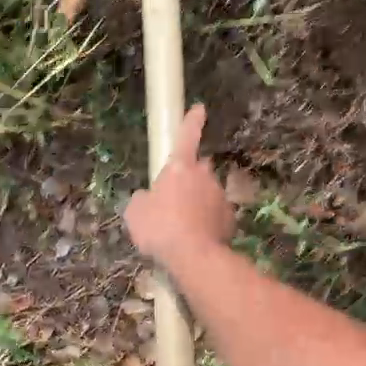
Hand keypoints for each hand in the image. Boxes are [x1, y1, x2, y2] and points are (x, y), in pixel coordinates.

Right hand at [123, 105, 234, 263]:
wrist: (193, 256)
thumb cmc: (160, 228)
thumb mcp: (135, 213)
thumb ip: (141, 199)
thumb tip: (147, 197)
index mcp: (180, 168)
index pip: (187, 135)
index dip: (192, 121)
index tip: (199, 108)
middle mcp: (204, 176)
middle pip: (197, 168)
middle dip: (189, 177)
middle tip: (174, 198)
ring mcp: (220, 196)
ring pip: (207, 193)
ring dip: (197, 203)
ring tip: (182, 226)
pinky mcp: (230, 218)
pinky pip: (215, 214)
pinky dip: (207, 222)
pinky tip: (195, 238)